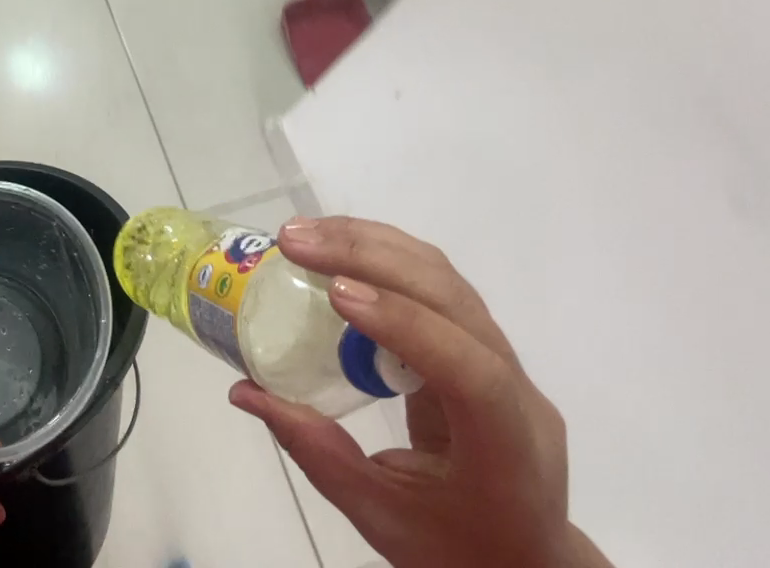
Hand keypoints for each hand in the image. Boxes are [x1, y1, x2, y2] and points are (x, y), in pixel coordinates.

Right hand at [229, 217, 612, 567]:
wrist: (525, 559)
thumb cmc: (455, 548)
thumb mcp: (379, 516)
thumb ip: (315, 451)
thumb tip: (244, 390)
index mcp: (506, 445)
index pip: (469, 371)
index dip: (405, 324)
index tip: (335, 294)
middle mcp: (516, 388)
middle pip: (453, 299)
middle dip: (371, 257)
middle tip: (293, 242)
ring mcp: (503, 358)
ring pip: (445, 278)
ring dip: (373, 243)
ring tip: (305, 233)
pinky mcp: (478, 342)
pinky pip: (436, 285)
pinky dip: (385, 255)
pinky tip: (339, 247)